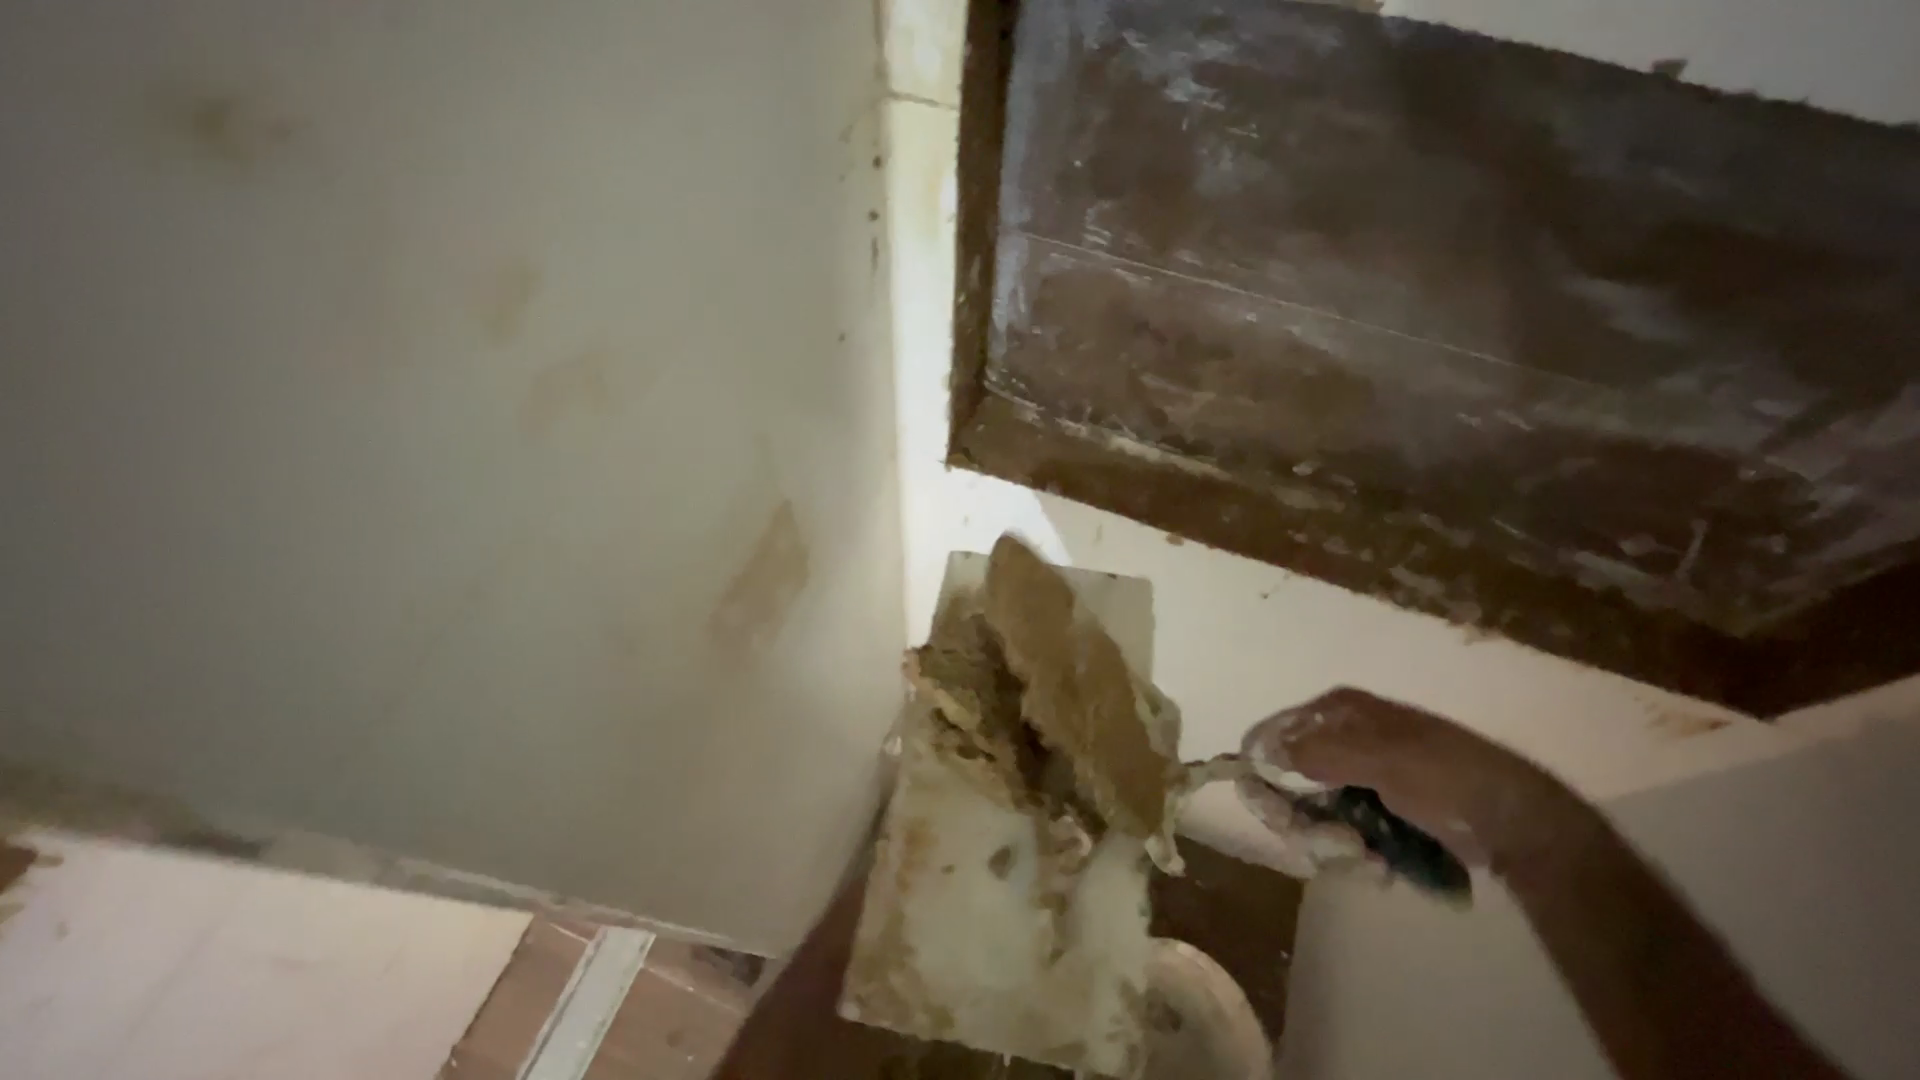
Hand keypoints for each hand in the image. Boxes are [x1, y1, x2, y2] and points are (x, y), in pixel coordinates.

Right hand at [1237, 687, 1572, 872]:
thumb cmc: (1445, 776)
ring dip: (1333, 842)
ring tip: (1367, 858)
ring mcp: (1358, 778)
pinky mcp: (1375, 811)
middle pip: (1288, 780)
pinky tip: (1379, 865)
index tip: (1268, 806)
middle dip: (1303, 818)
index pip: (1275, 733)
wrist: (1513, 822)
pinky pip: (1341, 832)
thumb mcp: (1381, 758)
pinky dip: (1355, 854)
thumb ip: (1317, 752)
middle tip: (1333, 843)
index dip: (1263, 769)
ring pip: (1312, 813)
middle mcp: (1341, 740)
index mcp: (1340, 712)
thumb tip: (1257, 750)